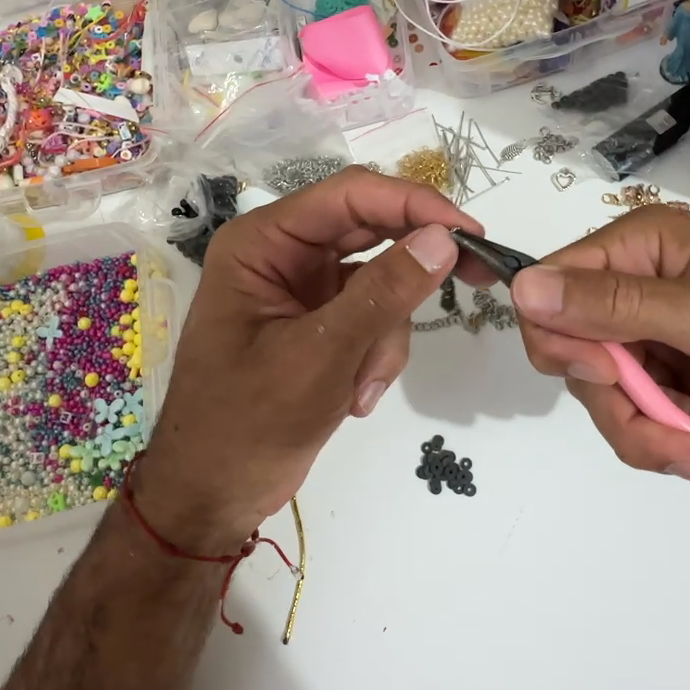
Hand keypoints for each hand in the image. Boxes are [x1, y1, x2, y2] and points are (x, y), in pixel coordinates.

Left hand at [132, 167, 491, 548]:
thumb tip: (443, 239)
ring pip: (379, 280)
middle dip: (414, 265)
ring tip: (361, 386)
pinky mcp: (319, 323)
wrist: (212, 494)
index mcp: (263, 242)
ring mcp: (302, 289)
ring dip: (386, 334)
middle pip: (370, 231)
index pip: (349, 195)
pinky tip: (354, 397)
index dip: (413, 203)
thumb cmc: (246, 422)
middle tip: (477, 275)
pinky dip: (375, 355)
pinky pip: (371, 317)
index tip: (469, 231)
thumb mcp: (321, 355)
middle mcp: (282, 254)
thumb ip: (384, 293)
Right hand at [512, 206, 689, 486]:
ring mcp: (658, 336)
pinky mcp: (679, 377)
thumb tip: (521, 287)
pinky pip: (646, 417)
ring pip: (610, 397)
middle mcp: (638, 288)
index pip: (553, 291)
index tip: (607, 376)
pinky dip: (681, 438)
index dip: (564, 341)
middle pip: (579, 357)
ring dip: (657, 435)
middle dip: (624, 409)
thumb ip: (616, 306)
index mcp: (640, 250)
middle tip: (679, 443)